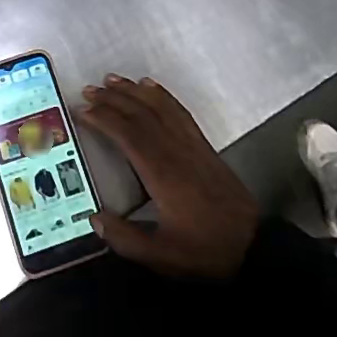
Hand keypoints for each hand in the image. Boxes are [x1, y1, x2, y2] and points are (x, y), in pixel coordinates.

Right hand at [76, 75, 259, 279]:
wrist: (254, 246)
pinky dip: (163, 96)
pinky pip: (180, 113)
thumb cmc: (205, 250)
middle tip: (88, 90)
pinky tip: (150, 87)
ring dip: (133, 92)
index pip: (128, 135)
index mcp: (162, 174)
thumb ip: (126, 239)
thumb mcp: (163, 256)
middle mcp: (175, 152)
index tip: (82, 110)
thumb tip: (95, 218)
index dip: (103, 119)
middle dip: (112, 99)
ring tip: (112, 79)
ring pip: (159, 109)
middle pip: (140, 115)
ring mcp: (192, 146)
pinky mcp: (204, 147)